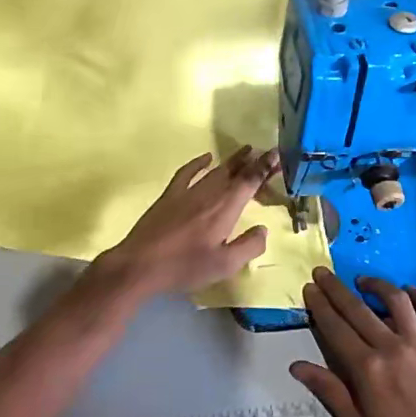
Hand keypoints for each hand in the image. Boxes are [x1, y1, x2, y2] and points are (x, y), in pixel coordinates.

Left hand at [99, 146, 278, 295]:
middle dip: (254, 161)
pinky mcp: (170, 196)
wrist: (139, 265)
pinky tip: (206, 158)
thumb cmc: (185, 266)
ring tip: (247, 150)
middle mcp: (210, 194)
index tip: (277, 154)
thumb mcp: (225, 265)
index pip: (250, 181)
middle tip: (268, 153)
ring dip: (233, 159)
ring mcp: (188, 192)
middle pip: (236, 172)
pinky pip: (187, 173)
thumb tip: (263, 229)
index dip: (265, 167)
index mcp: (226, 208)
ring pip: (216, 170)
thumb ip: (249, 246)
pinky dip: (198, 163)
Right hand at [290, 269, 415, 416]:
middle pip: (359, 309)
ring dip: (377, 285)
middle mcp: (392, 347)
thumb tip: (297, 366)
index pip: (336, 328)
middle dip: (337, 289)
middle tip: (323, 272)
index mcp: (367, 369)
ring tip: (362, 280)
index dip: (320, 306)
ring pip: (396, 300)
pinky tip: (410, 291)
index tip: (310, 288)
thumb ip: (330, 392)